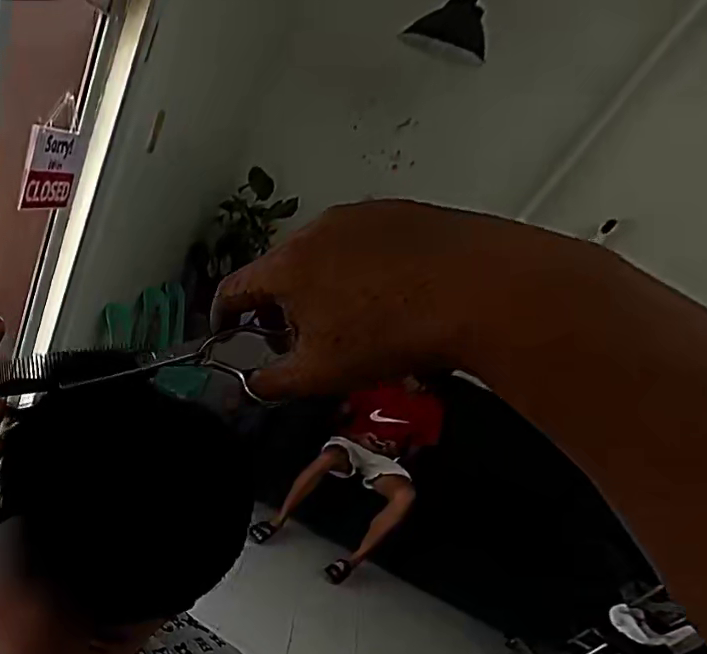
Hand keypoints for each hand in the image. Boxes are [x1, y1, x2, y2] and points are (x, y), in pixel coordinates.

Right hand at [211, 199, 605, 399]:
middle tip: (295, 340)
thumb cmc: (391, 333)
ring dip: (315, 289)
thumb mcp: (318, 374)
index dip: (223, 316)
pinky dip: (354, 271)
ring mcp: (362, 215)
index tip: (227, 330)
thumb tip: (252, 386)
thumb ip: (271, 383)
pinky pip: (359, 244)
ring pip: (318, 256)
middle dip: (276, 308)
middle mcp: (318, 229)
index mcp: (288, 265)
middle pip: (276, 271)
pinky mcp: (401, 213)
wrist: (482, 292)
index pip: (233, 288)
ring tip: (345, 324)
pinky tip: (381, 300)